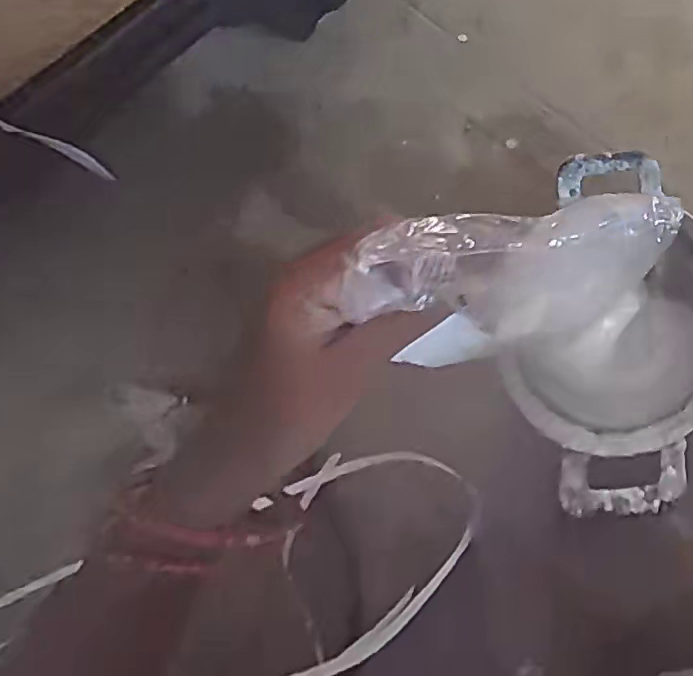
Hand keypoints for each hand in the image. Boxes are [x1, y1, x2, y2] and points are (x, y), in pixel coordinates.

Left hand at [143, 223, 442, 527]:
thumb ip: (398, 324)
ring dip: (398, 273)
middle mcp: (299, 272)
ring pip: (363, 263)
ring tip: (440, 284)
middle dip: (410, 256)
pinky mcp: (306, 306)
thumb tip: (446, 293)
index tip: (453, 254)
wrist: (239, 454)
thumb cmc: (291, 414)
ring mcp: (300, 288)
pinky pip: (352, 282)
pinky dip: (381, 288)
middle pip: (367, 245)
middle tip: (452, 272)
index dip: (414, 242)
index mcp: (304, 282)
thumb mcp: (353, 369)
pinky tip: (408, 303)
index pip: (370, 239)